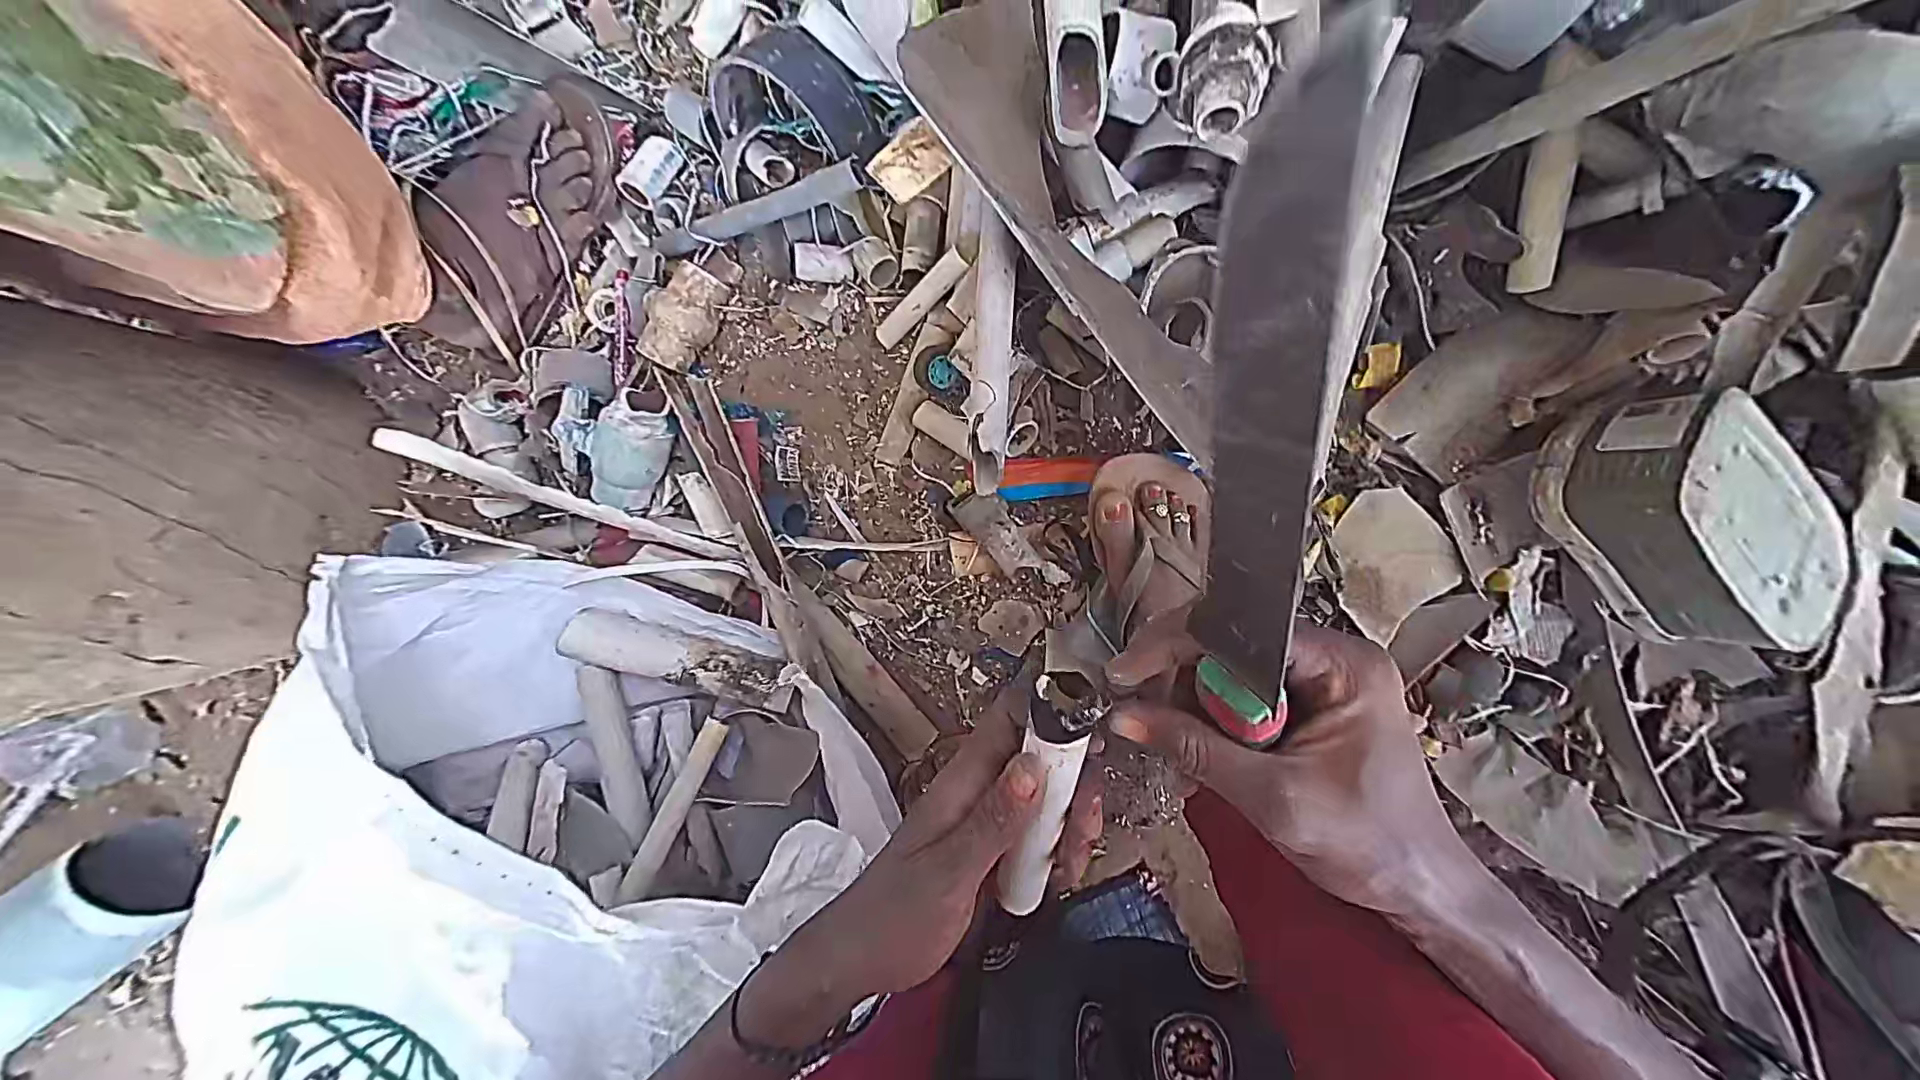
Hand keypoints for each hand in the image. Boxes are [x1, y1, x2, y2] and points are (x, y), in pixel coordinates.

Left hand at [755, 672, 1104, 1037]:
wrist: (863, 959)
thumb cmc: (895, 914)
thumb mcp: (948, 871)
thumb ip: (993, 820)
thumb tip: (1035, 765)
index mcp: (964, 778)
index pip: (1009, 717)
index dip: (1052, 709)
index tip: (1093, 734)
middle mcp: (980, 789)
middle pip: (1042, 759)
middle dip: (1073, 784)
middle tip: (1083, 825)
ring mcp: (990, 819)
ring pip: (1047, 798)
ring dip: (1070, 824)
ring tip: (1070, 864)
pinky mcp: (997, 849)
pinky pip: (1039, 835)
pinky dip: (1058, 852)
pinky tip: (1058, 878)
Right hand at [1105, 620, 1475, 919]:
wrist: (1422, 890)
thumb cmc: (1368, 845)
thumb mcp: (1271, 797)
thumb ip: (1195, 750)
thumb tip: (1122, 716)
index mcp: (1342, 662)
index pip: (1239, 628)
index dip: (1174, 644)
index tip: (1125, 674)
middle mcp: (1331, 656)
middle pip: (1228, 642)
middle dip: (1177, 676)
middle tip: (1140, 713)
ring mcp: (1320, 678)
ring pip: (1227, 667)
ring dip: (1189, 701)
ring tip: (1169, 741)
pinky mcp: (1308, 702)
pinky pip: (1240, 693)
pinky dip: (1209, 718)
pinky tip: (1195, 746)